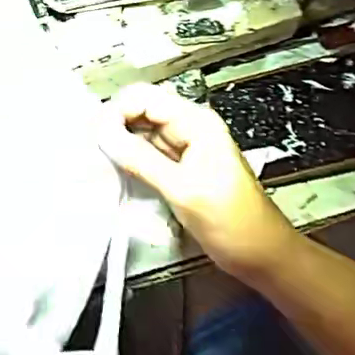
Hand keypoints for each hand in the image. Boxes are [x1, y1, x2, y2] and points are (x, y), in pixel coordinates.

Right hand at [98, 83, 298, 277]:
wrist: (263, 257)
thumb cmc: (232, 222)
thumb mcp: (183, 189)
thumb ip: (140, 160)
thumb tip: (102, 133)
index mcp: (196, 122)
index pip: (144, 97)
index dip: (116, 110)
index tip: (93, 134)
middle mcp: (188, 126)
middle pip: (140, 110)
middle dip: (114, 124)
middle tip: (90, 146)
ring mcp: (183, 145)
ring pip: (140, 130)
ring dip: (119, 140)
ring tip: (97, 157)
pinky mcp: (178, 165)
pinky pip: (146, 150)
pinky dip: (129, 156)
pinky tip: (114, 167)